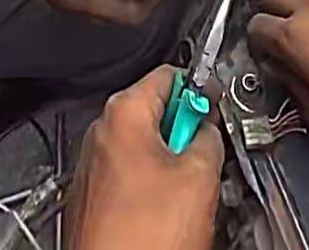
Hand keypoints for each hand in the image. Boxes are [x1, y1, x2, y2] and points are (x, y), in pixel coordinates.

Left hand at [66, 65, 221, 249]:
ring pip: (145, 145)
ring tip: (187, 194)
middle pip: (156, 111)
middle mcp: (102, 129)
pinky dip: (151, 184)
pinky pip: (130, 173)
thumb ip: (209, 138)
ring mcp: (94, 163)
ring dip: (171, 161)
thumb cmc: (144, 237)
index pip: (168, 75)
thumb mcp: (198, 178)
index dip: (198, 88)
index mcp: (124, 111)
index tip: (215, 105)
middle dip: (185, 131)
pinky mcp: (93, 195)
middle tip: (206, 157)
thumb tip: (209, 128)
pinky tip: (165, 214)